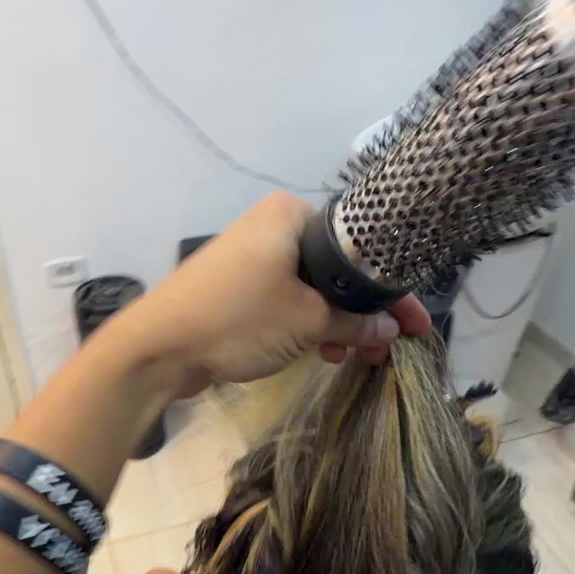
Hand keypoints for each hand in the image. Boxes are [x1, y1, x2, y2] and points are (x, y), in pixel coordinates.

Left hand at [100, 193, 432, 396]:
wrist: (159, 347)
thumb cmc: (237, 320)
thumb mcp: (307, 322)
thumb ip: (355, 323)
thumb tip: (391, 330)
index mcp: (291, 215)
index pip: (359, 247)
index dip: (392, 290)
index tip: (415, 324)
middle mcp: (272, 227)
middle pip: (337, 269)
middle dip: (364, 313)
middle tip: (388, 349)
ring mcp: (252, 256)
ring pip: (312, 289)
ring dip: (336, 324)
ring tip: (353, 358)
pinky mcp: (237, 286)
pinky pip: (286, 300)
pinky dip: (306, 325)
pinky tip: (321, 354)